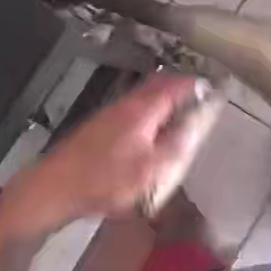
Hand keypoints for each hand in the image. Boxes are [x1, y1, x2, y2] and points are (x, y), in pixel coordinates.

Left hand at [0, 75, 219, 237]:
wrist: (56, 186)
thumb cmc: (104, 180)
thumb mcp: (149, 171)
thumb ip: (176, 146)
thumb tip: (196, 125)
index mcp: (143, 110)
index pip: (175, 85)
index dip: (196, 84)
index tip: (214, 87)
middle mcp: (127, 103)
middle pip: (159, 84)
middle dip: (181, 86)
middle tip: (201, 95)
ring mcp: (112, 111)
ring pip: (146, 95)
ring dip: (166, 97)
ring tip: (183, 111)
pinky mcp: (102, 124)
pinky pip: (135, 106)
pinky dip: (152, 109)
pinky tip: (154, 128)